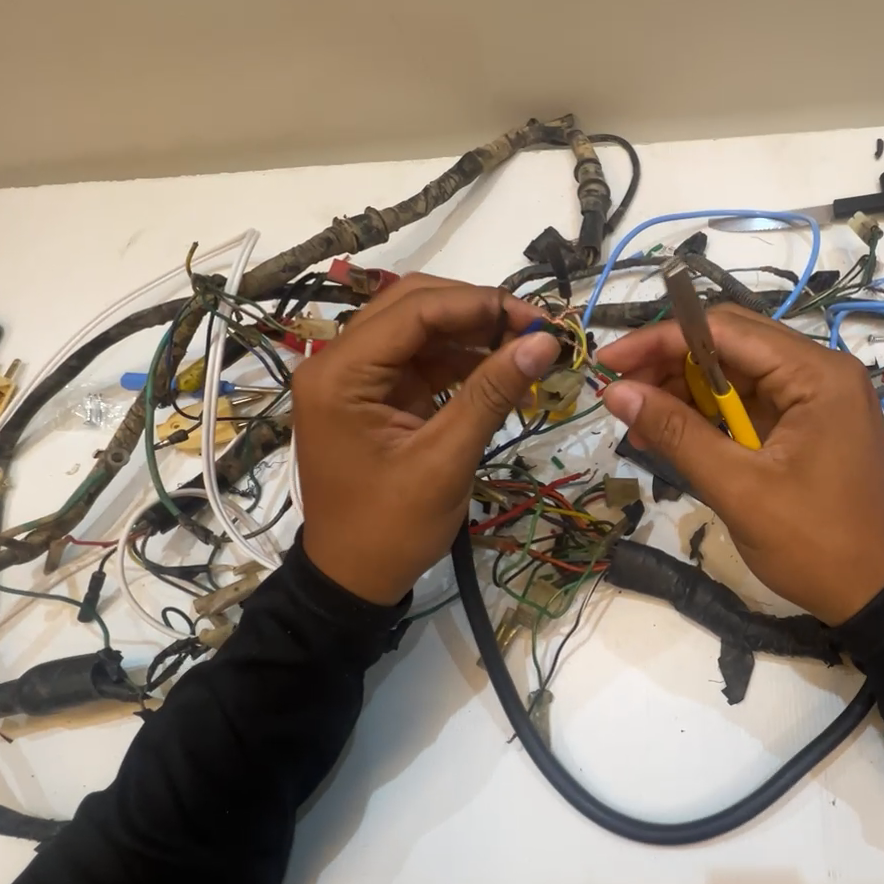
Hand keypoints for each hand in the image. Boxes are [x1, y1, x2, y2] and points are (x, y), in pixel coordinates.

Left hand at [291, 276, 556, 603]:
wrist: (355, 578)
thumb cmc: (392, 527)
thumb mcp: (446, 460)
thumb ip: (491, 394)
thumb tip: (544, 343)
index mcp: (339, 374)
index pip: (413, 311)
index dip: (479, 304)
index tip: (537, 319)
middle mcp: (339, 363)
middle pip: (413, 307)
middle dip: (476, 311)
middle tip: (534, 330)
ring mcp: (357, 378)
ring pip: (421, 329)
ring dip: (474, 334)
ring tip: (528, 350)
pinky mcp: (377, 396)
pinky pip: (423, 361)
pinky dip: (464, 362)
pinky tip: (504, 373)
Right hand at [596, 306, 883, 622]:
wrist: (874, 595)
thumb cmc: (814, 544)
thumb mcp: (739, 489)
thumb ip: (677, 433)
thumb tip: (616, 392)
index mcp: (818, 375)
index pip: (726, 331)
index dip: (660, 339)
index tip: (609, 360)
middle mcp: (822, 372)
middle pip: (731, 346)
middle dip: (669, 364)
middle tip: (620, 393)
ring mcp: (818, 398)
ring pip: (737, 374)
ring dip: (686, 393)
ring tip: (638, 424)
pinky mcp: (810, 424)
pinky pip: (752, 404)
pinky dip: (711, 417)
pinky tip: (672, 434)